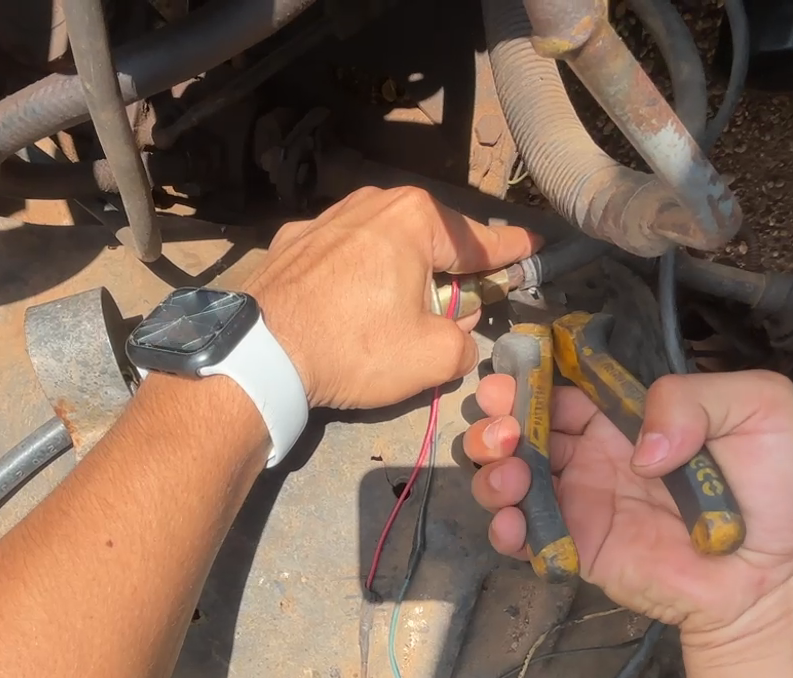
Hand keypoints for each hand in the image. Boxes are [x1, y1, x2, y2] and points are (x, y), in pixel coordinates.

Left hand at [245, 187, 537, 409]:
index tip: (533, 248)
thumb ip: (465, 344)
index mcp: (414, 218)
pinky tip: (342, 310)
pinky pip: (338, 260)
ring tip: (386, 320)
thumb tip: (460, 336)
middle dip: (443, 276)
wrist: (259, 355)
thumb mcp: (431, 358)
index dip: (511, 251)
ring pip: (380, 248)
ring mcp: (322, 220)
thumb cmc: (353, 349)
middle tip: (448, 313)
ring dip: (394, 279)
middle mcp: (369, 204)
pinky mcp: (288, 244)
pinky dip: (350, 281)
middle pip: (427, 243)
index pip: (479, 240)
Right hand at [464, 370, 792, 647]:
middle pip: (522, 430)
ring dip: (493, 472)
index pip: (562, 390)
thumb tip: (637, 450)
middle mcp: (592, 456)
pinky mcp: (574, 549)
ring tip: (510, 477)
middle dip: (497, 422)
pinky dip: (503, 529)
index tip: (511, 379)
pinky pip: (522, 537)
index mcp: (625, 418)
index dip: (529, 380)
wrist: (777, 578)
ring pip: (509, 478)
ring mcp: (578, 503)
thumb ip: (695, 398)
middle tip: (502, 430)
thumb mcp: (761, 409)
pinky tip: (513, 525)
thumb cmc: (778, 491)